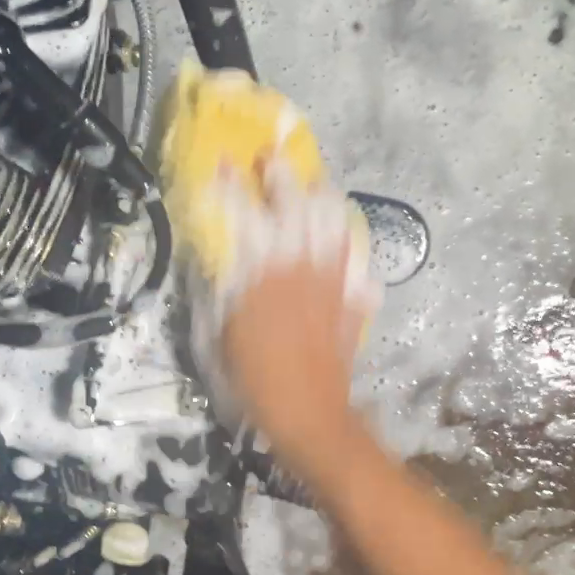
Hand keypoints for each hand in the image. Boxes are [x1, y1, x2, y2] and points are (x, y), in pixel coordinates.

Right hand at [215, 163, 377, 472]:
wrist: (310, 416)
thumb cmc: (254, 382)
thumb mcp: (216, 338)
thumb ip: (216, 292)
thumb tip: (215, 260)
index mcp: (262, 273)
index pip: (245, 213)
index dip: (231, 184)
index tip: (223, 161)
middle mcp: (302, 266)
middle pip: (299, 204)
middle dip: (282, 174)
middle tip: (271, 159)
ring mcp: (335, 280)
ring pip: (336, 221)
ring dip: (322, 198)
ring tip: (312, 187)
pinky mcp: (355, 300)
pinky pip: (359, 261)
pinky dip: (350, 245)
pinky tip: (342, 241)